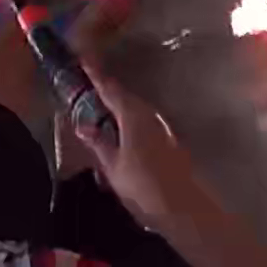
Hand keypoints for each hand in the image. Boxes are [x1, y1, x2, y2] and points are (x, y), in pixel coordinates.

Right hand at [76, 60, 201, 230]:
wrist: (183, 208)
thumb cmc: (144, 186)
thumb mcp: (113, 167)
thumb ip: (98, 144)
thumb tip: (83, 126)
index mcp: (131, 113)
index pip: (109, 87)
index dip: (94, 73)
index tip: (83, 58)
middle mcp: (146, 111)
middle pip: (122, 94)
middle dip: (105, 88)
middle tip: (88, 84)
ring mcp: (159, 123)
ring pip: (132, 106)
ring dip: (117, 104)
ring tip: (101, 108)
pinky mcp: (165, 137)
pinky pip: (140, 118)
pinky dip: (127, 117)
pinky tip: (121, 130)